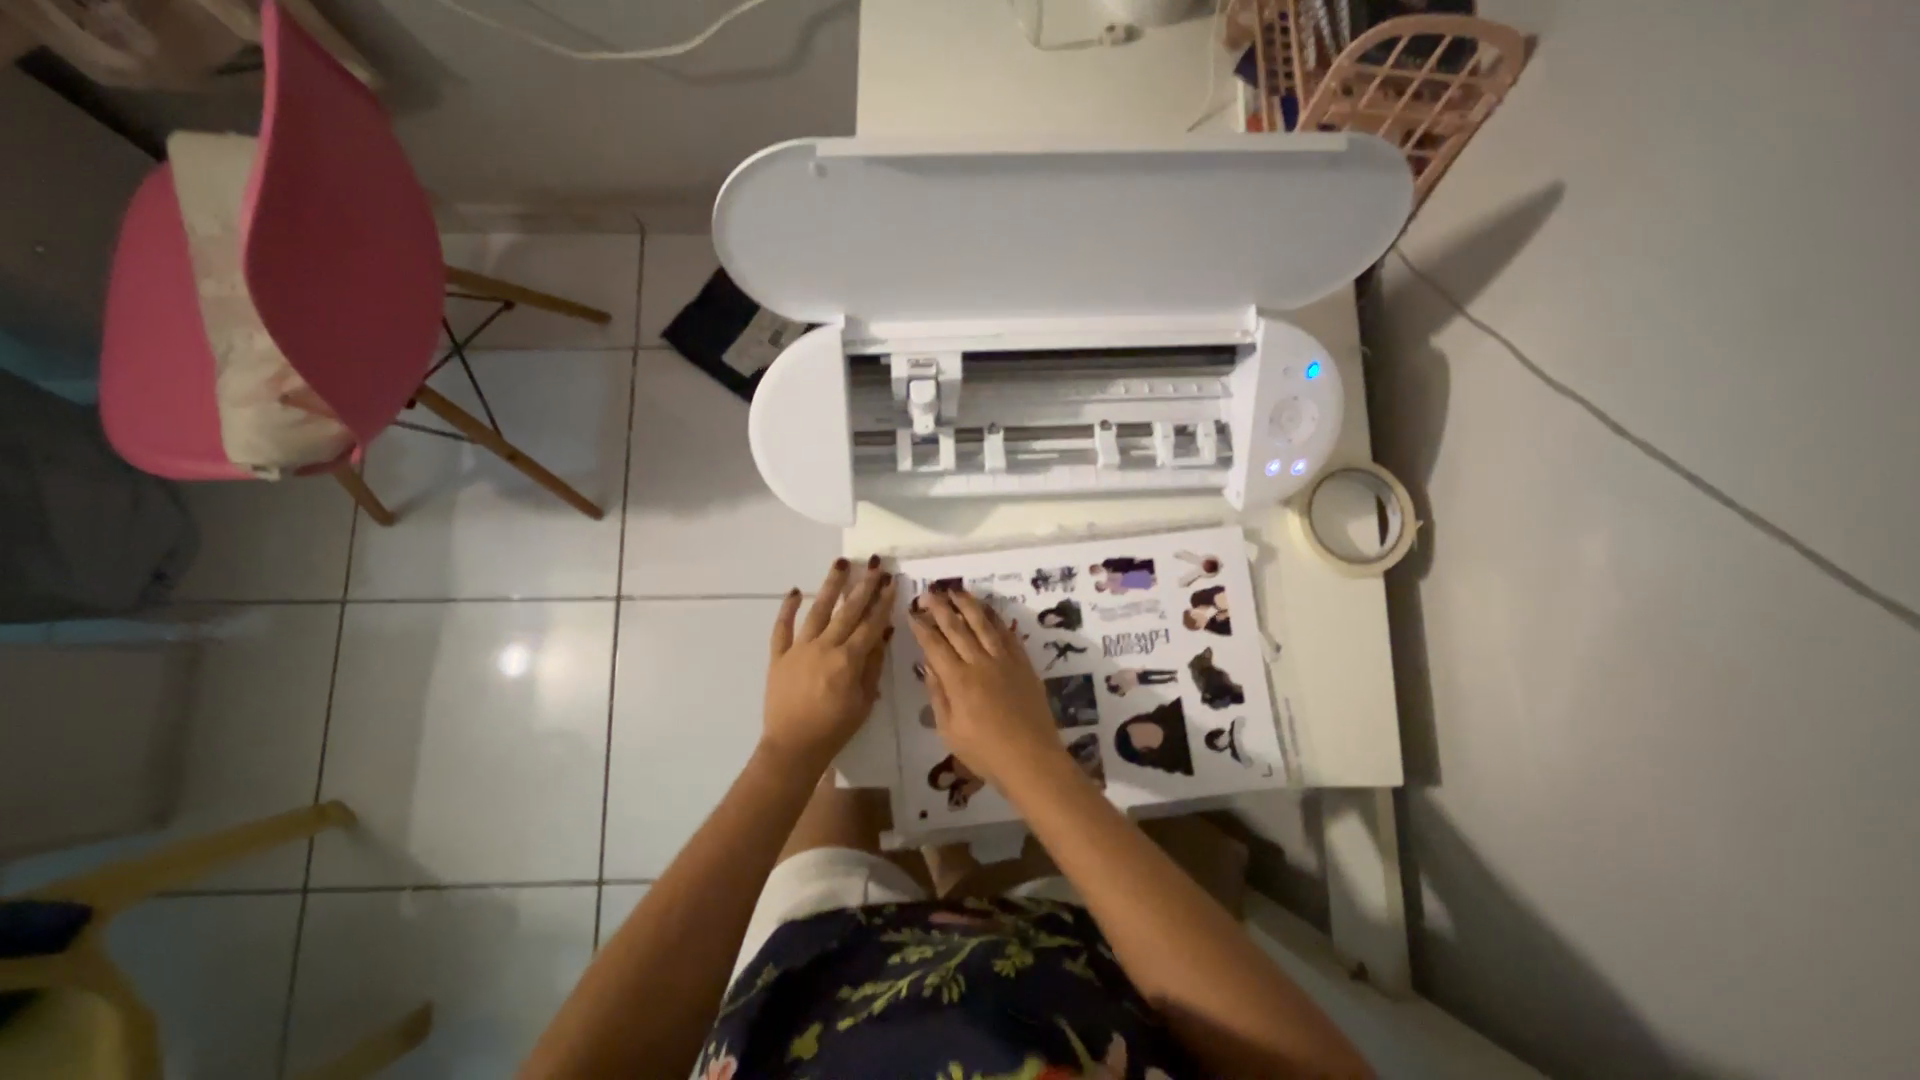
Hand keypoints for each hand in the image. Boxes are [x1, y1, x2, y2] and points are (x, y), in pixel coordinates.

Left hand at [763, 556, 896, 774]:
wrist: (793, 747)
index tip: (892, 582)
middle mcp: (825, 647)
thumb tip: (883, 632)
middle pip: (848, 611)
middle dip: (863, 586)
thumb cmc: (835, 729)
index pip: (871, 624)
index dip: (883, 602)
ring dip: (830, 585)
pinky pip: (782, 628)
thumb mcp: (864, 701)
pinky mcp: (778, 656)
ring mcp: (799, 649)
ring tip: (841, 563)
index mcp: (849, 660)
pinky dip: (788, 609)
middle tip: (875, 564)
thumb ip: (873, 665)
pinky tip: (795, 591)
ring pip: (817, 610)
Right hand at [910, 585, 1066, 785]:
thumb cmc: (985, 753)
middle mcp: (980, 663)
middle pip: (958, 628)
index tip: (913, 611)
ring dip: (969, 605)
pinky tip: (990, 611)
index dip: (922, 627)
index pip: (935, 645)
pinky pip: (1009, 635)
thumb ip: (938, 695)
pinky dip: (997, 620)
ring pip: (984, 624)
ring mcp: (1005, 661)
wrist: (1032, 759)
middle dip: (941, 608)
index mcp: (958, 680)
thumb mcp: (949, 731)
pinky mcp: (1024, 665)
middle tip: (930, 592)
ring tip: (957, 591)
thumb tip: (928, 666)